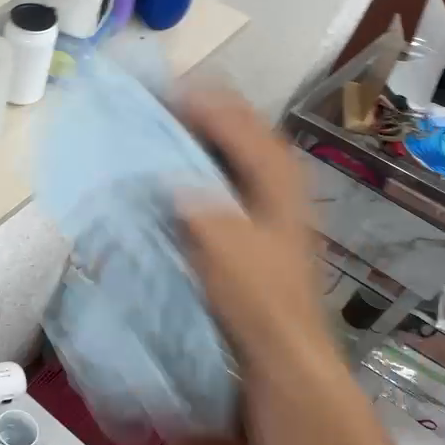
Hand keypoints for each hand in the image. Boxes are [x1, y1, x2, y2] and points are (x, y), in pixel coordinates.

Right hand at [174, 89, 340, 385]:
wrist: (282, 355)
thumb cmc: (259, 302)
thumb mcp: (228, 251)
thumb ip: (202, 210)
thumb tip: (172, 182)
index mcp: (277, 183)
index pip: (243, 125)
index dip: (207, 103)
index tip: (167, 89)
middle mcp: (277, 189)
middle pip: (243, 135)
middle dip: (205, 113)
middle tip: (163, 101)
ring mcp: (268, 212)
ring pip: (235, 159)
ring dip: (203, 140)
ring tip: (165, 129)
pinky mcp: (253, 235)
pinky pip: (225, 184)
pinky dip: (200, 171)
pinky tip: (174, 180)